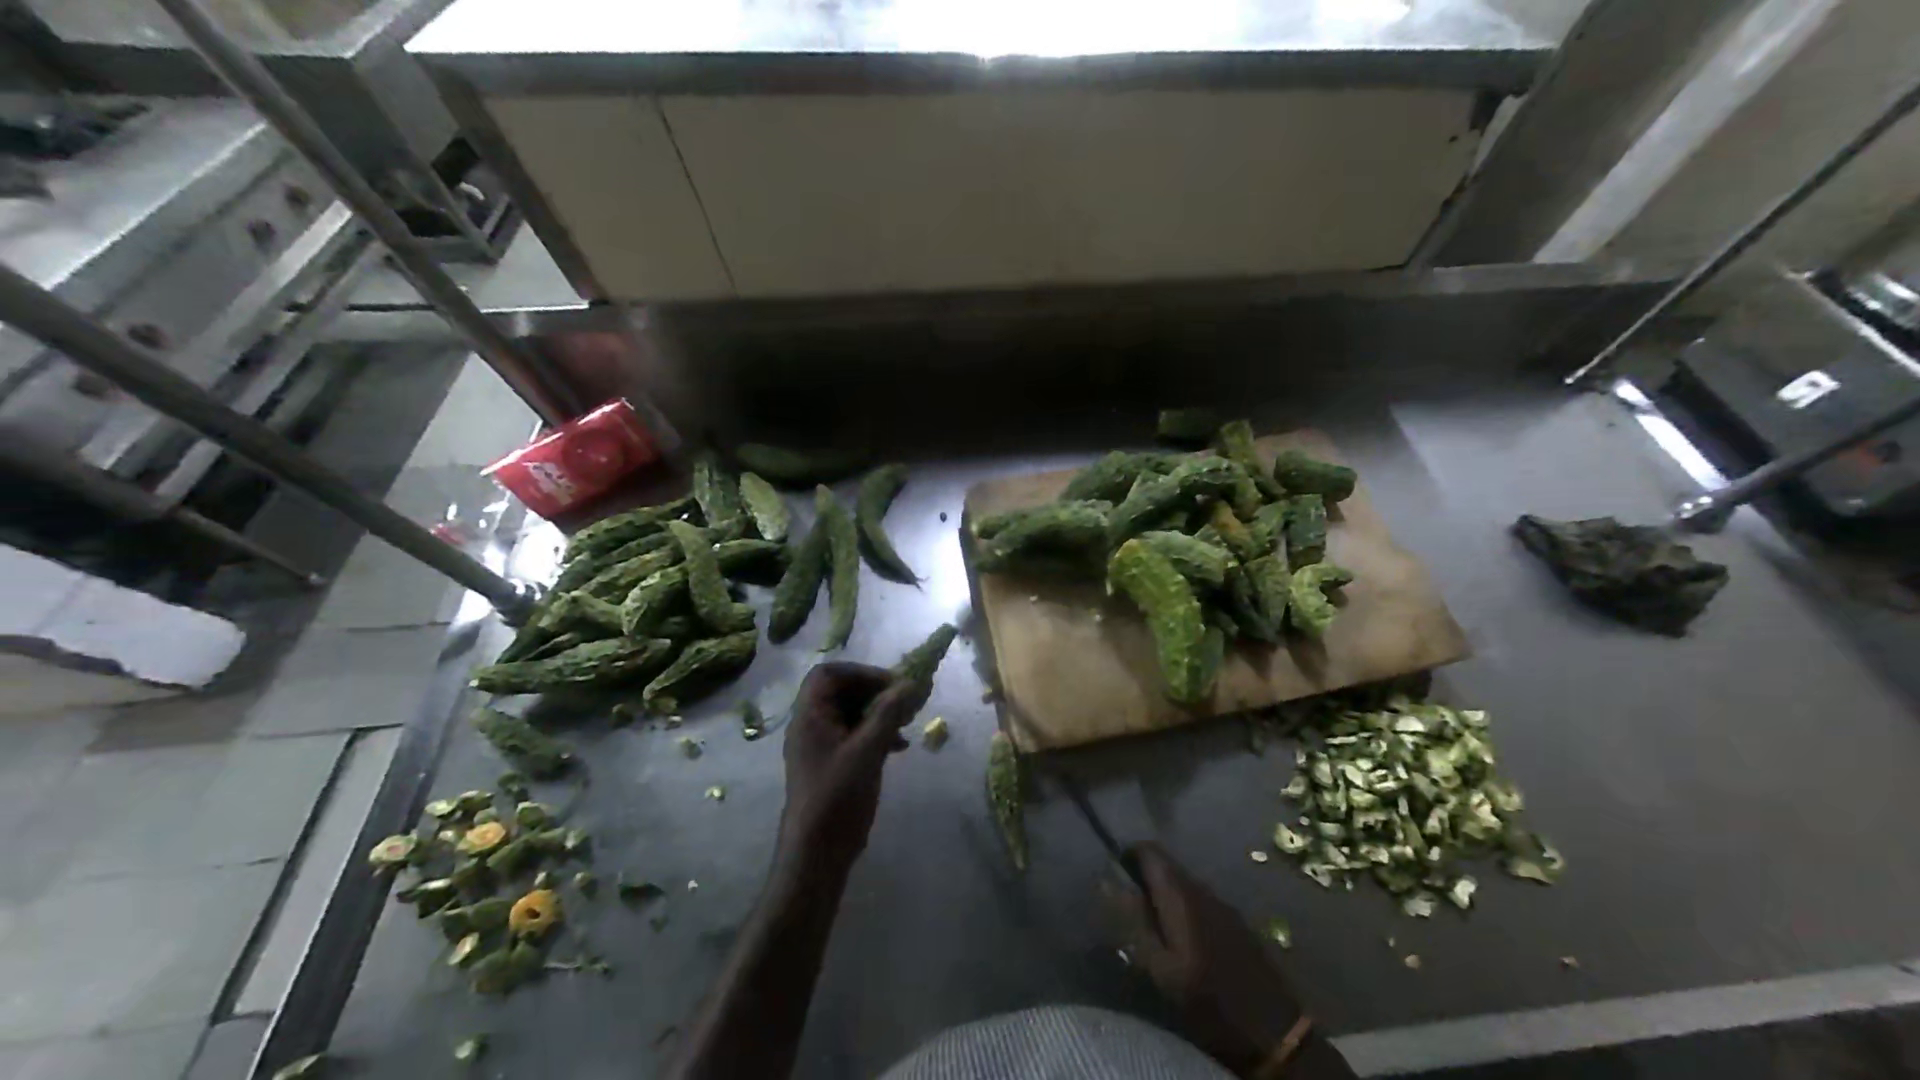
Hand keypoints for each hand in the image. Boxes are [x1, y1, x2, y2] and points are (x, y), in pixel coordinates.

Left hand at [778, 663, 924, 875]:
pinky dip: (876, 732)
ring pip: (850, 712)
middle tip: (904, 701)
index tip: (891, 684)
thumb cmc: (837, 796)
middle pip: (841, 690)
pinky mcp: (833, 762)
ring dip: (879, 711)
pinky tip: (899, 746)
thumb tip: (911, 683)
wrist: (817, 852)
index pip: (828, 674)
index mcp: (809, 716)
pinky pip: (854, 734)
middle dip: (875, 691)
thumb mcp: (867, 750)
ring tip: (907, 721)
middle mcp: (811, 725)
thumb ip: (888, 713)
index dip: (860, 672)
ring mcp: (821, 745)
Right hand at [1113, 844, 1315, 1077]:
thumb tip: (1106, 881)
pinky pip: (1202, 902)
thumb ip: (1133, 921)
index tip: (1114, 876)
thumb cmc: (1209, 1001)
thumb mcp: (1160, 967)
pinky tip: (1184, 940)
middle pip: (1168, 867)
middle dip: (1145, 878)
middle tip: (1129, 908)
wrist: (1275, 1033)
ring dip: (1166, 896)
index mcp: (1181, 894)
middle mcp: (1204, 889)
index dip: (1128, 856)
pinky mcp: (1238, 924)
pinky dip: (1186, 910)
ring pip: (1185, 885)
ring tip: (1153, 926)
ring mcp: (1225, 906)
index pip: (1150, 851)